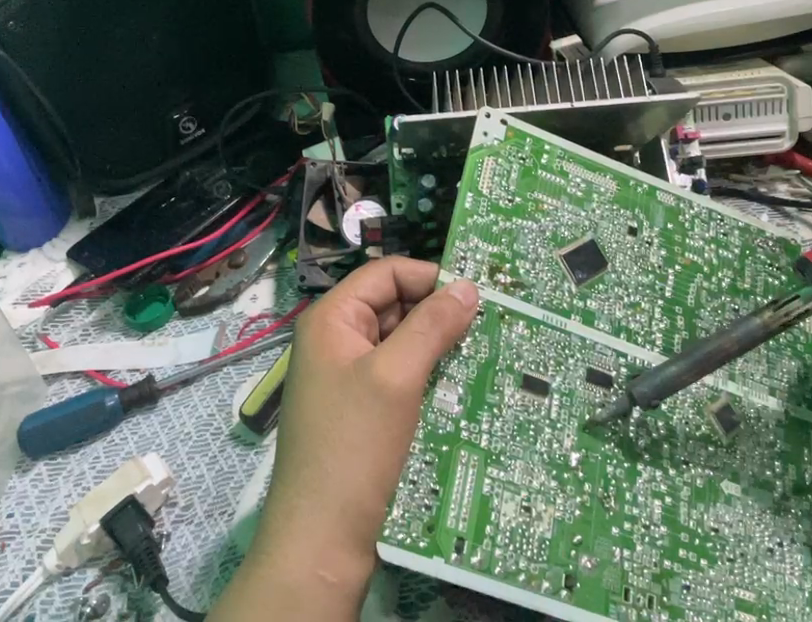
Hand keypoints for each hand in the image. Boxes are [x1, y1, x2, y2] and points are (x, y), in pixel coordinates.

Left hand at [214, 258, 478, 619]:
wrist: (321, 538)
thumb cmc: (354, 446)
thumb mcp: (397, 377)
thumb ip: (431, 326)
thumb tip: (468, 286)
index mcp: (331, 320)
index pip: (386, 274)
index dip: (430, 277)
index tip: (478, 294)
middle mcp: (336, 341)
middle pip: (394, 306)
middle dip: (438, 314)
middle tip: (490, 326)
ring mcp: (346, 378)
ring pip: (400, 344)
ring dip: (438, 348)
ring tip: (485, 354)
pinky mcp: (360, 412)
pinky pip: (399, 378)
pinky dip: (428, 378)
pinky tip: (462, 388)